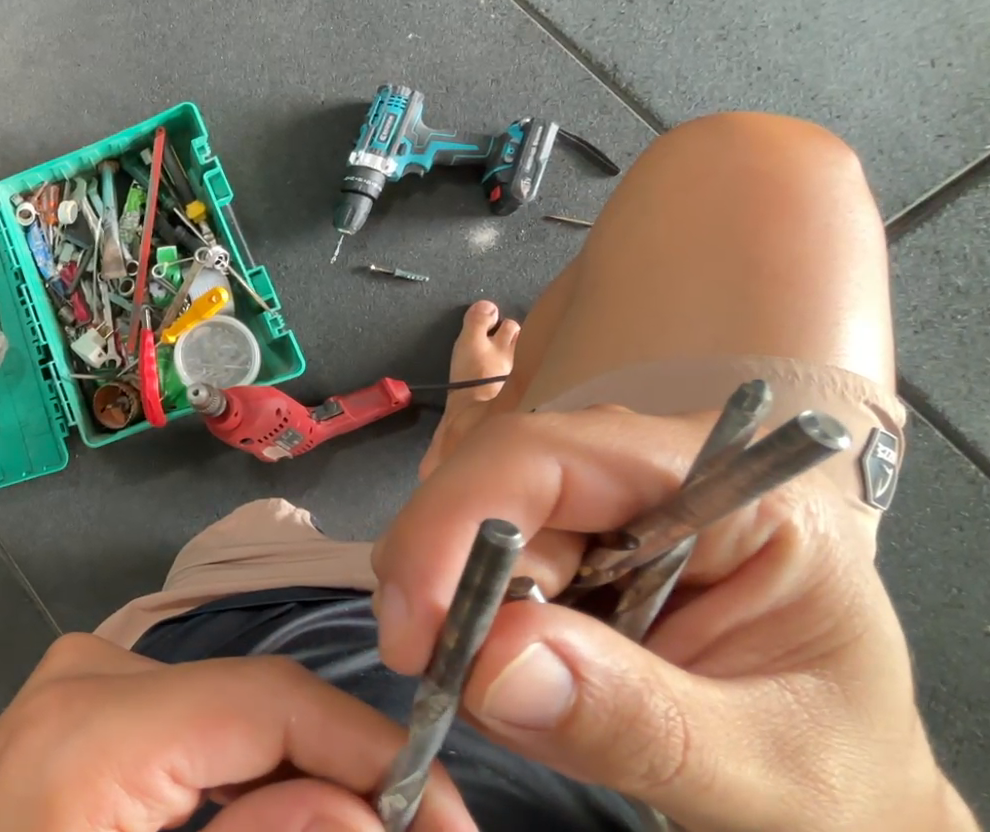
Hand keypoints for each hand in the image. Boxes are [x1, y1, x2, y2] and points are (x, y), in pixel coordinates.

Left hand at [0, 633, 476, 831]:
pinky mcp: (75, 698)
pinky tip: (261, 811)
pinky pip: (183, 718)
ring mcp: (75, 677)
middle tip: (400, 830)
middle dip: (336, 771)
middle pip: (251, 702)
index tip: (446, 817)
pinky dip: (236, 768)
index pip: (266, 698)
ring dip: (290, 773)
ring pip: (225, 708)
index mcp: (94, 724)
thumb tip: (365, 809)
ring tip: (340, 821)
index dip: (370, 750)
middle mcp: (85, 672)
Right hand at [373, 407, 978, 831]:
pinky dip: (461, 623)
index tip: (412, 629)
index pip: (544, 457)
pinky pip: (468, 560)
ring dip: (455, 613)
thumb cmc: (835, 783)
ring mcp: (593, 503)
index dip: (455, 522)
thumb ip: (635, 722)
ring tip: (502, 697)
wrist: (842, 801)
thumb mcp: (762, 775)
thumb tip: (489, 665)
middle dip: (449, 585)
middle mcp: (642, 471)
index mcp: (726, 489)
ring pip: (465, 525)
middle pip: (488, 488)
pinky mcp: (559, 540)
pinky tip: (504, 676)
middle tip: (437, 678)